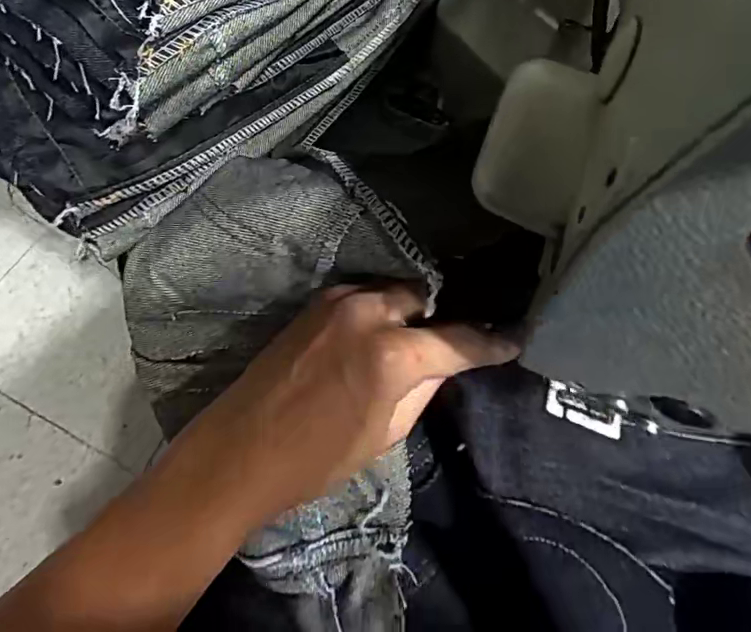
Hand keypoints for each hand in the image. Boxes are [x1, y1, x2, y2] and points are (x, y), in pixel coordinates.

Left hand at [0, 284, 516, 631]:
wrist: (236, 452)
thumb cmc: (315, 458)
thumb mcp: (383, 434)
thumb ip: (422, 389)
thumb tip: (444, 362)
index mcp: (391, 354)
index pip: (458, 340)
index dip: (490, 342)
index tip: (514, 339)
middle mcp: (369, 311)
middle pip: (424, 299)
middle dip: (437, 320)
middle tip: (444, 342)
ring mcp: (339, 300)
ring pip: (394, 293)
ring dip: (407, 311)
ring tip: (409, 336)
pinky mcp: (317, 301)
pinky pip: (364, 296)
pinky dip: (379, 310)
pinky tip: (374, 333)